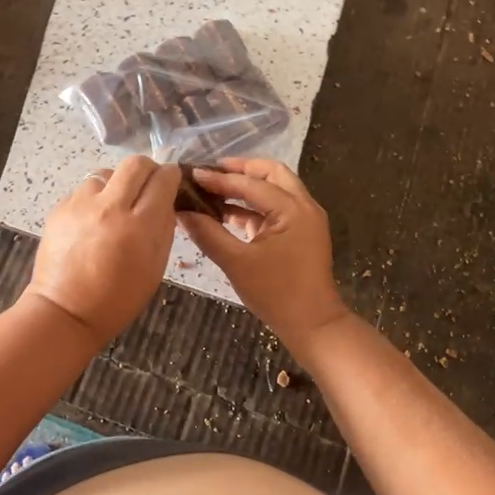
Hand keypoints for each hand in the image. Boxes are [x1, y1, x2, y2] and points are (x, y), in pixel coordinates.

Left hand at [27, 157, 180, 342]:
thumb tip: (166, 202)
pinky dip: (94, 199)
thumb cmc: (118, 299)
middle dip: (147, 170)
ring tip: (115, 207)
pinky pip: (84, 190)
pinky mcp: (59, 208)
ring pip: (106, 173)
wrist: (66, 312)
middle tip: (147, 187)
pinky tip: (93, 221)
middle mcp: (110, 207)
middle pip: (135, 164)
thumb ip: (164, 228)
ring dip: (117, 185)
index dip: (171, 177)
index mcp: (140, 225)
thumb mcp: (155, 267)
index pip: (163, 179)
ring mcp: (81, 205)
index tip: (171, 182)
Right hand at [178, 159, 349, 343]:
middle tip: (211, 173)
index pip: (250, 183)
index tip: (192, 174)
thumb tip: (182, 212)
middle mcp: (304, 206)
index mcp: (292, 208)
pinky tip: (227, 214)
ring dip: (248, 186)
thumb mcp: (236, 262)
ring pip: (276, 189)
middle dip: (240, 170)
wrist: (313, 325)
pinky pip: (277, 208)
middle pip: (271, 173)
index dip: (219, 178)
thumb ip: (208, 233)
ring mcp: (306, 219)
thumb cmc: (276, 293)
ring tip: (215, 190)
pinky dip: (254, 205)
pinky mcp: (302, 233)